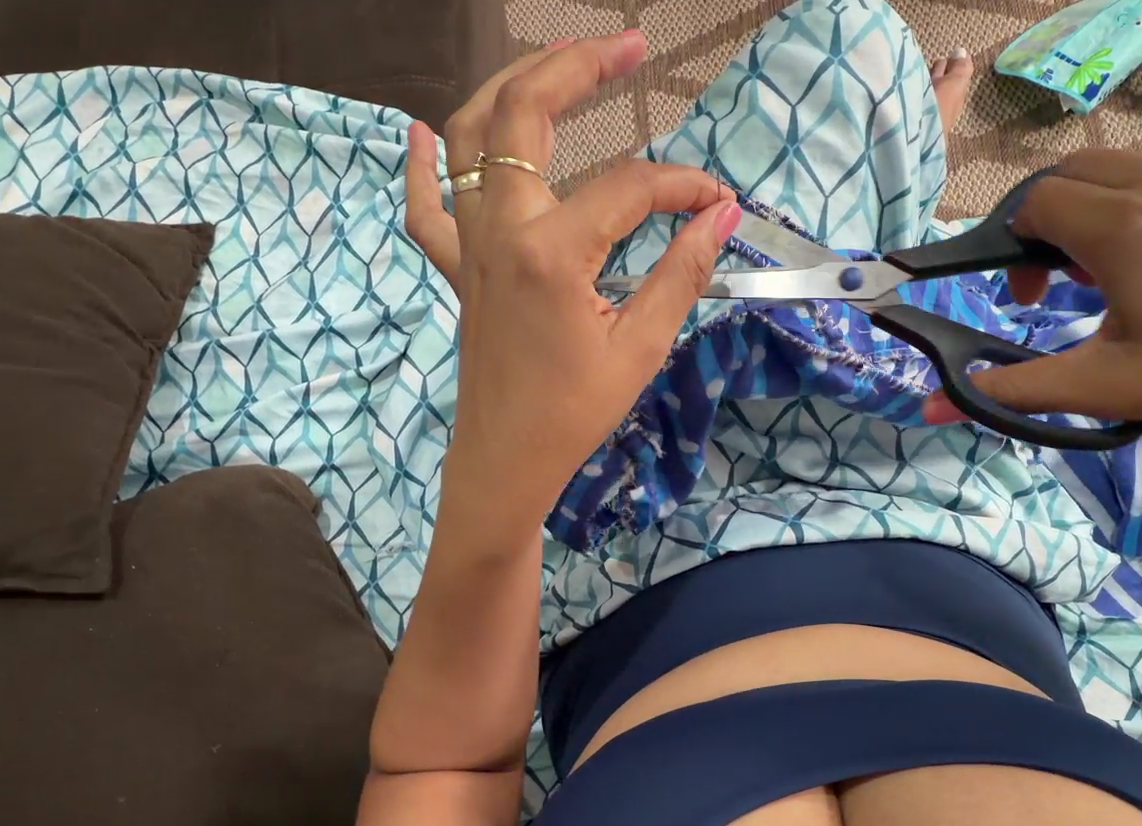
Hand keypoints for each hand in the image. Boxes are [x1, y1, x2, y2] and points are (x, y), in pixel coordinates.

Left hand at [402, 31, 741, 551]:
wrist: (505, 461)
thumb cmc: (572, 415)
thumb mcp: (639, 349)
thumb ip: (681, 273)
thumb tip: (721, 215)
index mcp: (550, 252)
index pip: (629, 188)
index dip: (681, 187)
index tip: (716, 202)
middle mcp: (500, 231)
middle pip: (524, 114)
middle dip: (578, 65)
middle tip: (628, 47)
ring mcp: (470, 247)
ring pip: (468, 139)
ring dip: (507, 88)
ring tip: (553, 62)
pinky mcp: (456, 270)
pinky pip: (426, 209)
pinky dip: (420, 166)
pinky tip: (421, 132)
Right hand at [950, 122, 1141, 475]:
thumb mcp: (1109, 389)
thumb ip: (1015, 388)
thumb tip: (934, 406)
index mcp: (1122, 227)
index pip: (1034, 202)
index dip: (1017, 243)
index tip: (1034, 290)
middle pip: (1082, 171)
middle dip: (1061, 217)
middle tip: (1082, 274)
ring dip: (1125, 200)